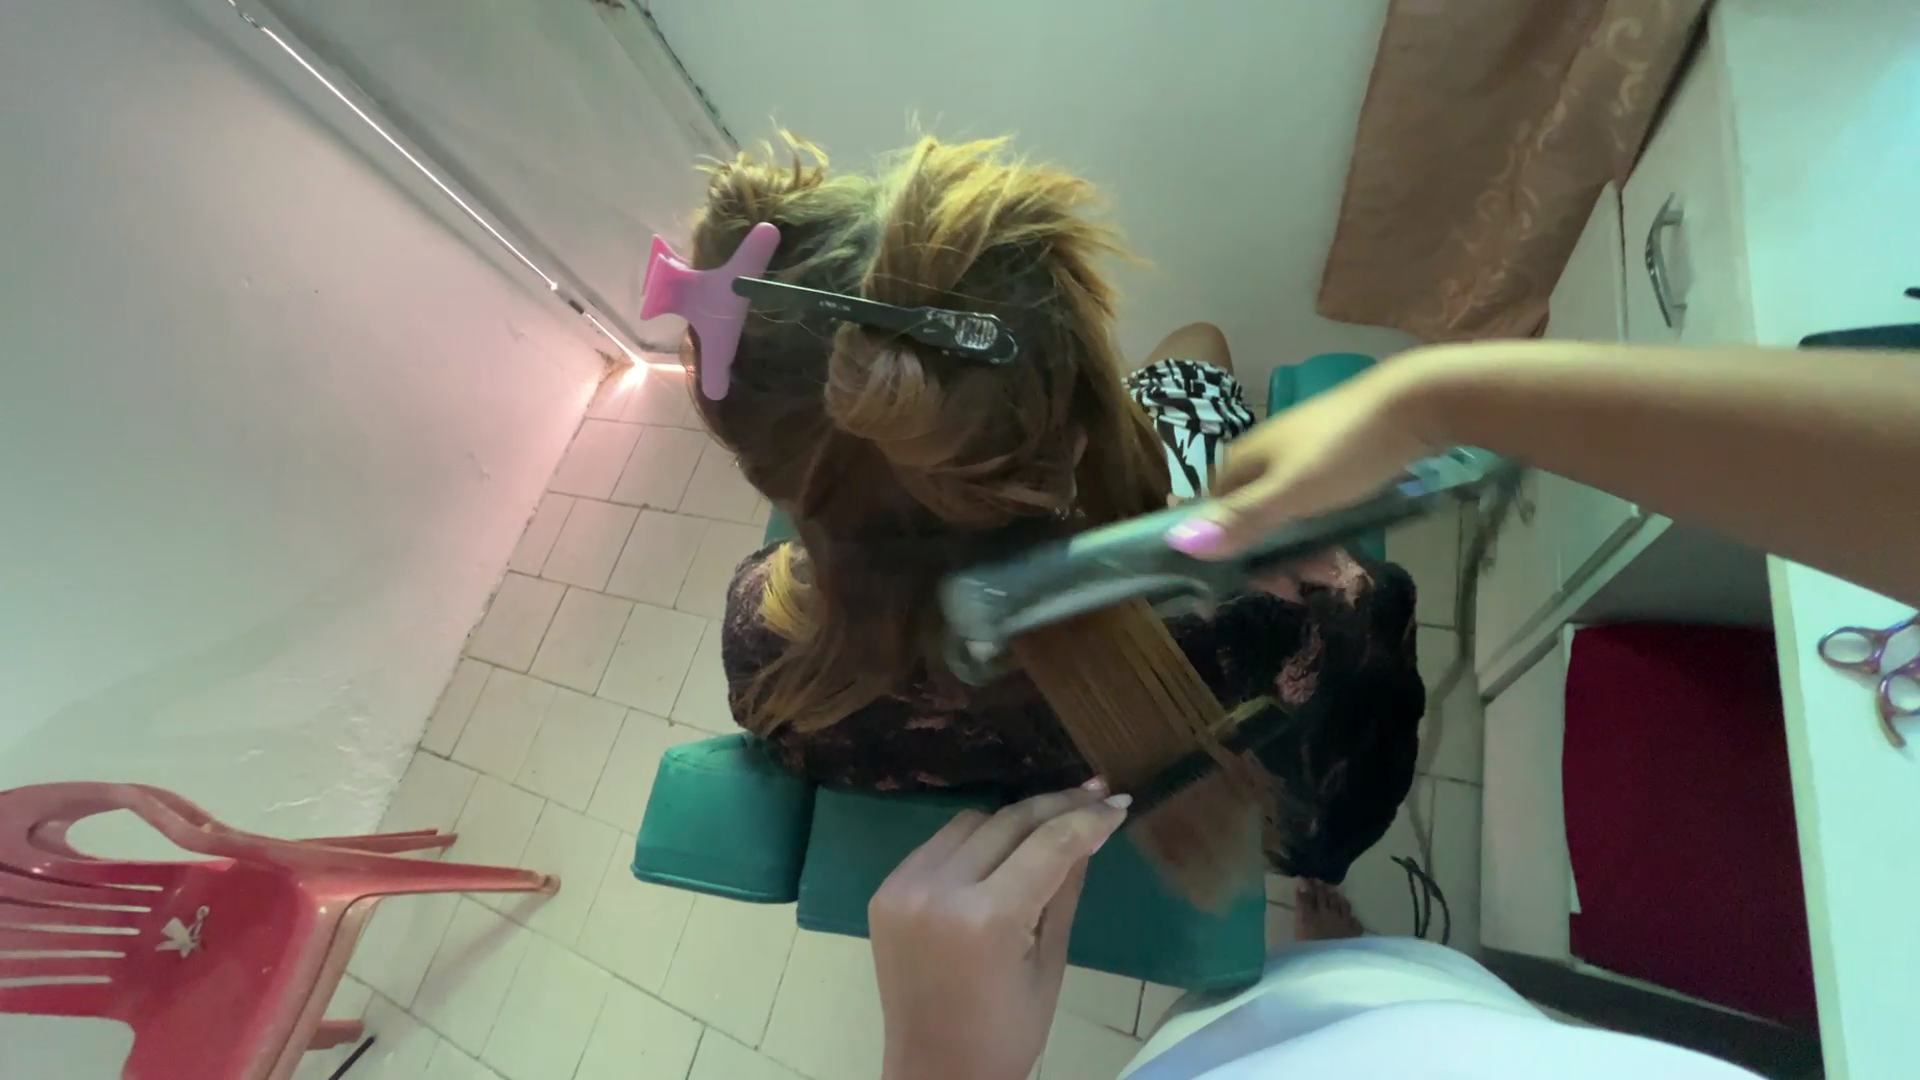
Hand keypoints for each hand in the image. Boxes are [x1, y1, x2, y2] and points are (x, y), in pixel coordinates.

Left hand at [871, 784, 1131, 1079]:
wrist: (932, 1072)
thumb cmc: (1007, 1032)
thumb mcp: (1051, 962)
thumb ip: (1066, 886)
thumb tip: (1092, 827)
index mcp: (986, 919)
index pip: (1048, 844)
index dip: (1087, 818)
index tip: (1117, 801)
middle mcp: (939, 889)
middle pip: (1009, 821)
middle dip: (1057, 805)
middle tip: (1094, 792)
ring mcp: (905, 884)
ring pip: (974, 821)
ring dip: (1014, 820)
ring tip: (1050, 825)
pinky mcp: (888, 886)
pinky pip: (942, 842)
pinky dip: (975, 839)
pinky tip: (1001, 849)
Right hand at [1167, 354, 1437, 557]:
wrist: (1418, 401)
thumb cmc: (1346, 450)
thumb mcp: (1291, 492)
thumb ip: (1239, 519)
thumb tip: (1175, 542)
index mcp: (1237, 463)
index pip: (1210, 518)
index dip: (1226, 556)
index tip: (1261, 584)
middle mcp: (1256, 460)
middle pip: (1245, 521)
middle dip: (1270, 557)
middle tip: (1306, 583)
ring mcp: (1291, 458)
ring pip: (1278, 517)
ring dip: (1298, 550)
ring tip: (1332, 571)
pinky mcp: (1325, 460)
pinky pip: (1305, 506)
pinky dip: (1317, 530)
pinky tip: (1339, 546)